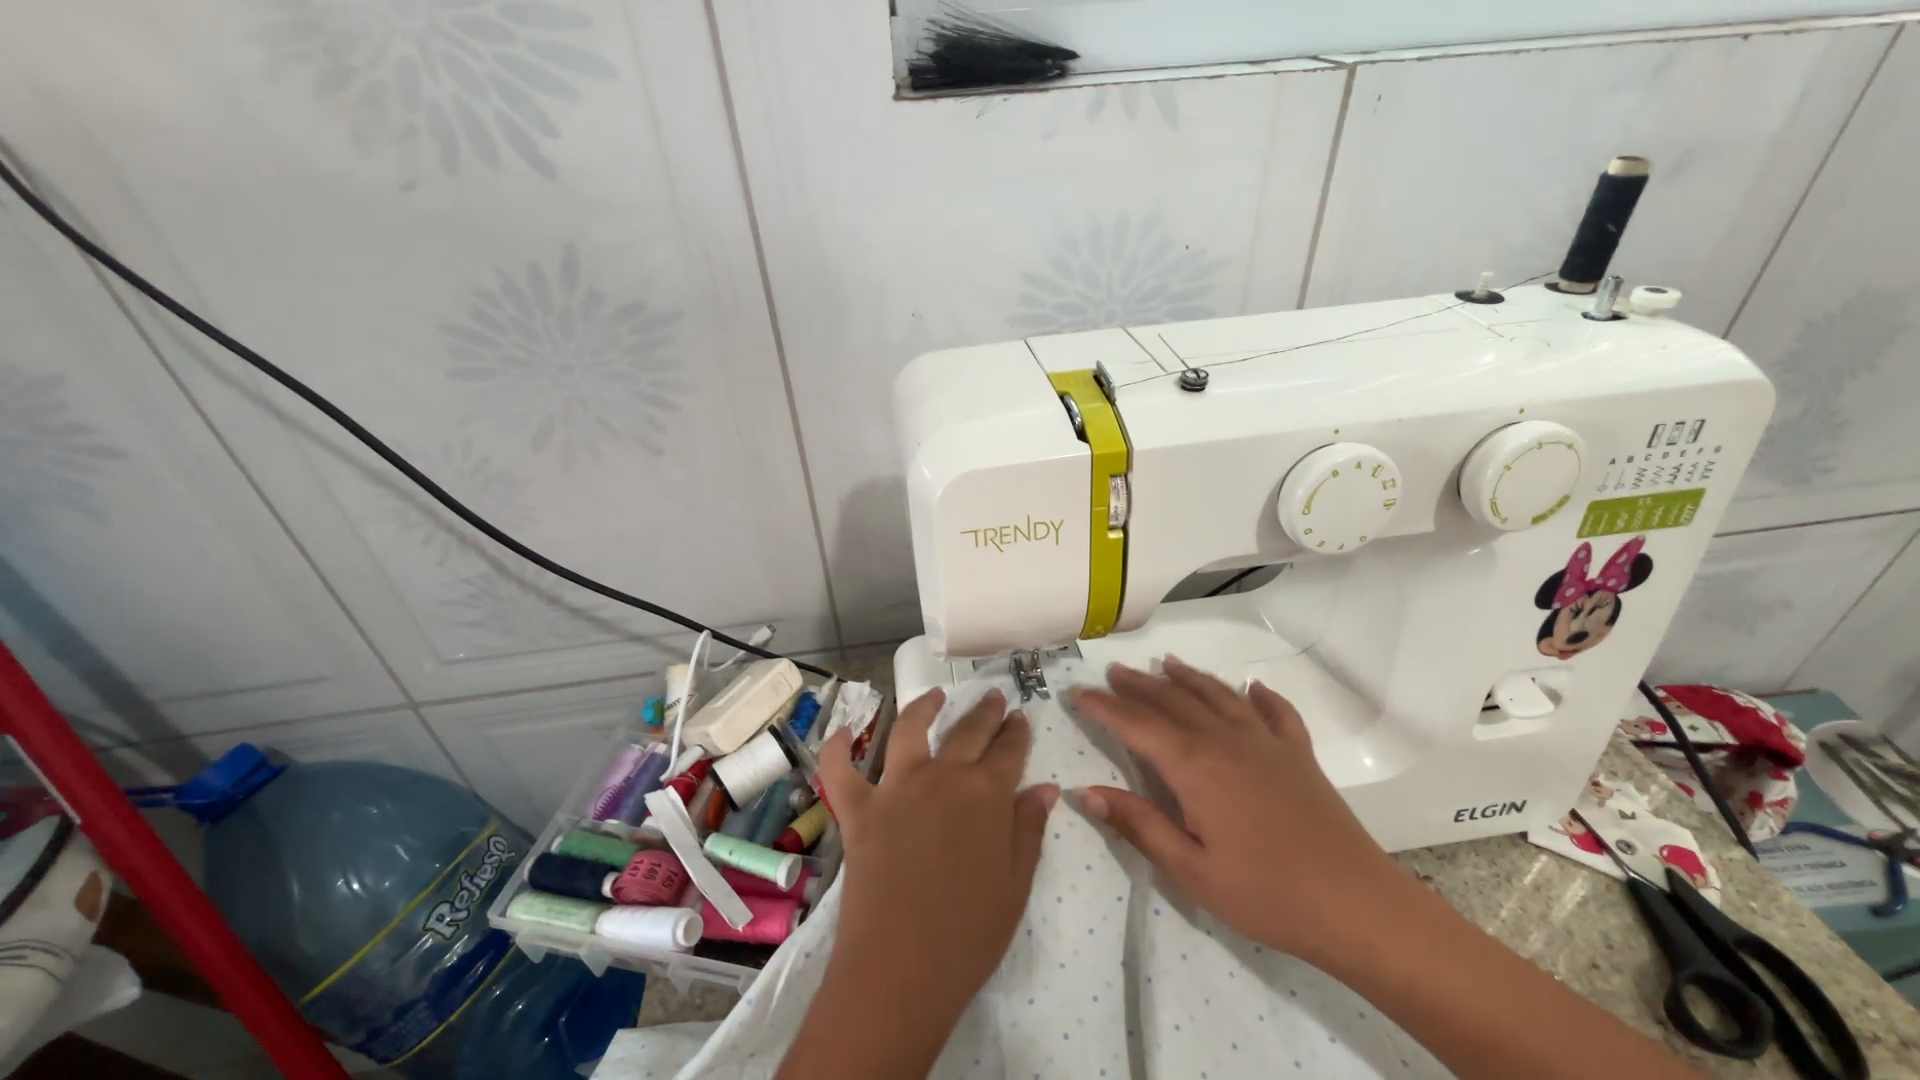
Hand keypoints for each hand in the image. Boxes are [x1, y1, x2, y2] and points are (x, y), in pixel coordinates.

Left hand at [817, 687, 1058, 1014]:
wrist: (900, 968)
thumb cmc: (970, 933)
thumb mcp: (1016, 883)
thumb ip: (1028, 828)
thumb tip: (1045, 787)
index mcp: (986, 795)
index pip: (1009, 751)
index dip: (1017, 733)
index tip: (1022, 718)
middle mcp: (941, 778)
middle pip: (967, 732)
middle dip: (985, 713)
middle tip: (995, 699)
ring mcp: (894, 790)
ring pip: (908, 731)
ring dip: (924, 707)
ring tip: (935, 695)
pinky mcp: (857, 811)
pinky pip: (840, 771)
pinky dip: (837, 748)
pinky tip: (843, 733)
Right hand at [1072, 657, 1403, 964]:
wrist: (1355, 904)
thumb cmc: (1264, 893)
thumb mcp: (1190, 868)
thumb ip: (1139, 825)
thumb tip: (1087, 792)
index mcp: (1196, 767)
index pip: (1139, 725)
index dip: (1106, 708)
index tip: (1078, 693)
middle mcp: (1229, 742)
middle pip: (1176, 702)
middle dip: (1140, 687)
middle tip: (1113, 673)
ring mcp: (1269, 745)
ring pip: (1220, 698)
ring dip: (1190, 679)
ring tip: (1167, 664)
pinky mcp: (1301, 757)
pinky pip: (1276, 713)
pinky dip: (1260, 696)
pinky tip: (1252, 688)